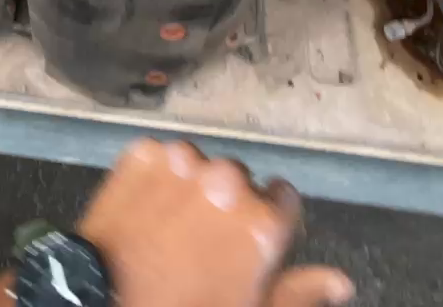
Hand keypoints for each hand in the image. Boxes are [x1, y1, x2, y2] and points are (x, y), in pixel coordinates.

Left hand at [75, 139, 353, 306]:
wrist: (102, 298)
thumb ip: (298, 293)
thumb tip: (341, 281)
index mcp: (260, 219)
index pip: (283, 196)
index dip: (268, 217)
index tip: (249, 234)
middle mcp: (226, 178)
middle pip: (240, 177)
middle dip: (229, 199)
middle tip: (204, 235)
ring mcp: (180, 159)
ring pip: (199, 163)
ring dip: (193, 183)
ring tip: (171, 221)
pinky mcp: (142, 150)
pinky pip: (161, 157)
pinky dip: (158, 175)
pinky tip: (147, 206)